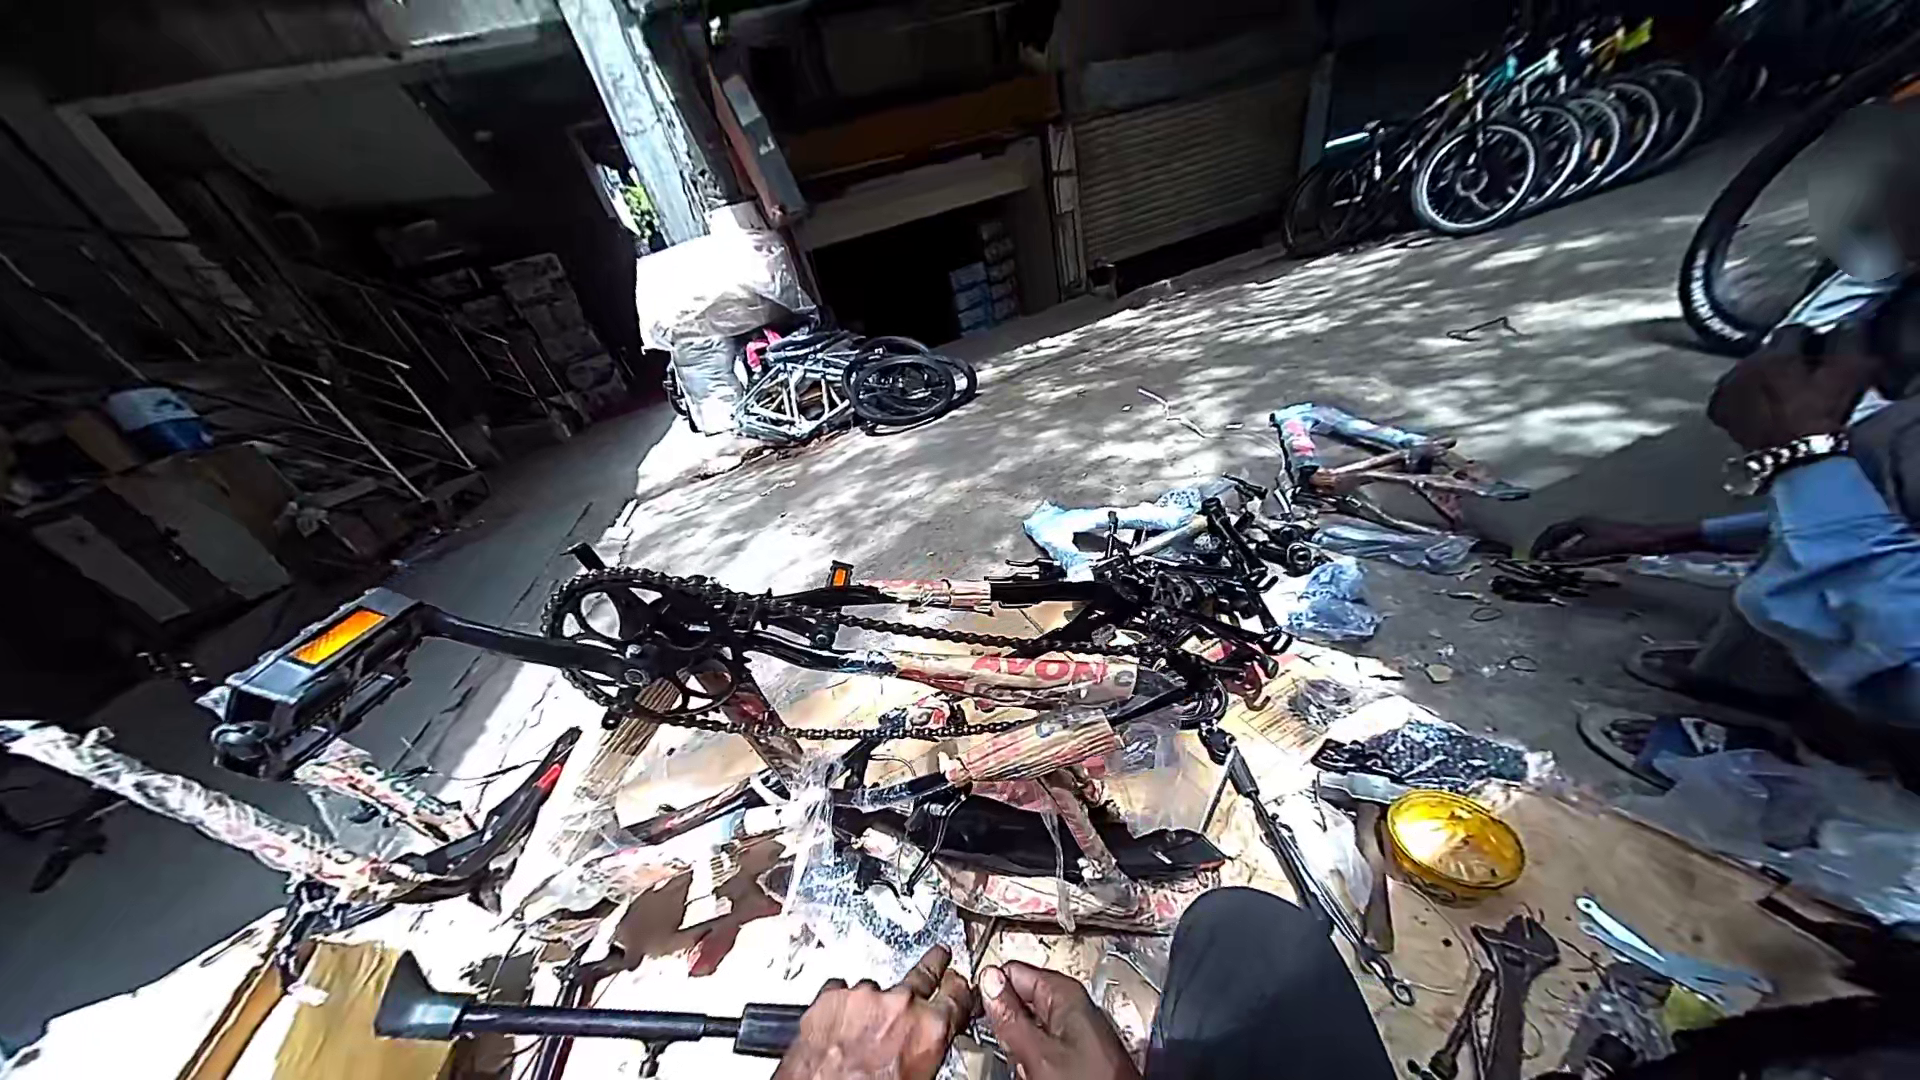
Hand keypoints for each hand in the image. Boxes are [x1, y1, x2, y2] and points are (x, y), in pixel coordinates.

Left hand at [774, 946, 974, 1079]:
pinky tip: (839, 1028)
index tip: (961, 986)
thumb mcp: (917, 1079)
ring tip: (867, 1030)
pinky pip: (844, 994)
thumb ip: (925, 1052)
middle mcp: (900, 1005)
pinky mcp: (832, 995)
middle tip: (939, 956)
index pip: (958, 997)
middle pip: (924, 974)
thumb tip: (925, 1049)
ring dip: (877, 1006)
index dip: (961, 991)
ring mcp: (864, 995)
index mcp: (928, 1031)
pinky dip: (845, 1008)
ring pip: (878, 991)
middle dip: (934, 965)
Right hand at [979, 963, 1140, 1079]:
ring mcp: (1075, 1028)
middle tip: (1015, 1053)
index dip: (992, 991)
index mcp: (1064, 991)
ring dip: (1023, 1048)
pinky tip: (1042, 1075)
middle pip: (1021, 1000)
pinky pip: (1045, 1047)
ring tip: (1032, 1070)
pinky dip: (1037, 1062)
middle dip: (1011, 1027)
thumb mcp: (1040, 1054)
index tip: (979, 1014)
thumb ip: (1011, 1015)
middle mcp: (1071, 1003)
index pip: (1013, 971)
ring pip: (1031, 1028)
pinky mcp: (1079, 1051)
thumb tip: (988, 978)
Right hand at [1530, 517, 1699, 560]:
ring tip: (1556, 559)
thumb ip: (1569, 553)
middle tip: (1541, 558)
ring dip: (1560, 548)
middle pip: (1559, 533)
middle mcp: (1586, 524)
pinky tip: (1577, 559)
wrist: (1660, 540)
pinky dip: (1573, 550)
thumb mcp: (1593, 549)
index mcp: (1579, 524)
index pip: (1551, 532)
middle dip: (1548, 545)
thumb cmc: (1626, 541)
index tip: (1532, 556)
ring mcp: (1598, 529)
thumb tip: (1545, 558)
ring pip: (1570, 538)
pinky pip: (1581, 542)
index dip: (1540, 544)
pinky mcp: (1608, 536)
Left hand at [1708, 325, 1880, 450]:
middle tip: (1803, 372)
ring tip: (1782, 390)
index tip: (1819, 348)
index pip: (1790, 332)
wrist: (1792, 446)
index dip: (1809, 338)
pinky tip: (1761, 404)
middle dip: (1783, 358)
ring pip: (1745, 373)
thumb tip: (1840, 327)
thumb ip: (1846, 341)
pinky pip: (1730, 394)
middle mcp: (1739, 370)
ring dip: (1760, 377)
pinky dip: (1743, 395)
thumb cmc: (1821, 408)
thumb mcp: (1850, 369)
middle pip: (1764, 353)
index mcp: (1772, 356)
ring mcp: (1722, 390)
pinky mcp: (1715, 409)